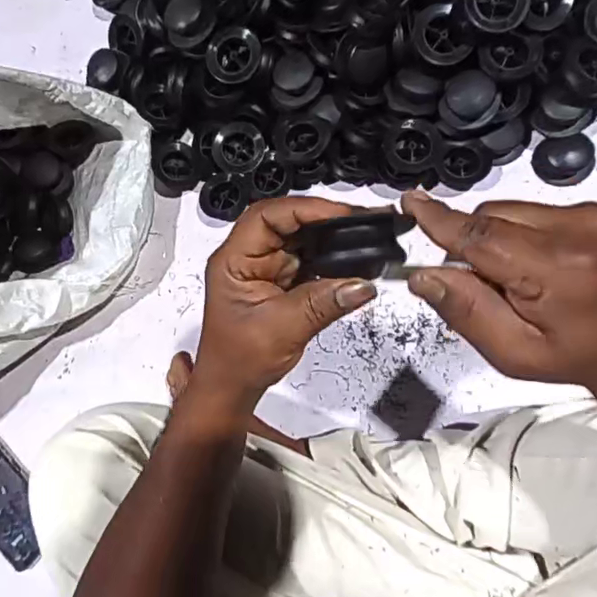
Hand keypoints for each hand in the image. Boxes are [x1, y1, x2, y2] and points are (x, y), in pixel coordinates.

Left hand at [189, 197, 377, 408]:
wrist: (233, 386)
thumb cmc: (236, 361)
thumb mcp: (282, 329)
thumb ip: (323, 304)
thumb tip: (359, 285)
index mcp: (233, 261)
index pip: (268, 216)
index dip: (305, 210)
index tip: (340, 215)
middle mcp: (249, 259)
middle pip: (289, 222)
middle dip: (326, 220)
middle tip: (361, 221)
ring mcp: (267, 269)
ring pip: (303, 240)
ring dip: (333, 241)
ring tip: (363, 239)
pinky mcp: (283, 282)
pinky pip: (311, 261)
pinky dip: (333, 262)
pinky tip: (352, 265)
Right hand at [402, 189, 596, 385]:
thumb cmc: (575, 354)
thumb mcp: (511, 351)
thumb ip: (466, 311)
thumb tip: (426, 277)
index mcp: (559, 273)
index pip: (483, 236)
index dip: (441, 222)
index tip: (413, 205)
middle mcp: (579, 234)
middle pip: (491, 219)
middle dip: (473, 248)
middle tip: (488, 288)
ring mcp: (589, 218)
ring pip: (507, 211)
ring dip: (496, 240)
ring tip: (519, 281)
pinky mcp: (591, 211)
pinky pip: (529, 211)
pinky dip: (518, 235)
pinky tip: (535, 267)